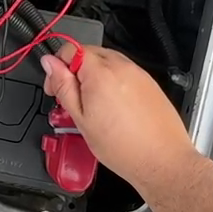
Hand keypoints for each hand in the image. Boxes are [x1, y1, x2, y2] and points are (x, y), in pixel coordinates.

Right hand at [41, 45, 200, 194]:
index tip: (56, 85)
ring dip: (94, 76)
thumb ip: (63, 86)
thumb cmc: (124, 148)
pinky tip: (113, 108)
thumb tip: (50, 63)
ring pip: (106, 62)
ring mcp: (137, 73)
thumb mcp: (81, 119)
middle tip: (72, 97)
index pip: (71, 49)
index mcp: (100, 73)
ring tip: (94, 105)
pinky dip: (113, 83)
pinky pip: (123, 72)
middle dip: (75, 71)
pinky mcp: (149, 82)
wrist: (162, 161)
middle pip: (88, 53)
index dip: (57, 66)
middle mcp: (121, 66)